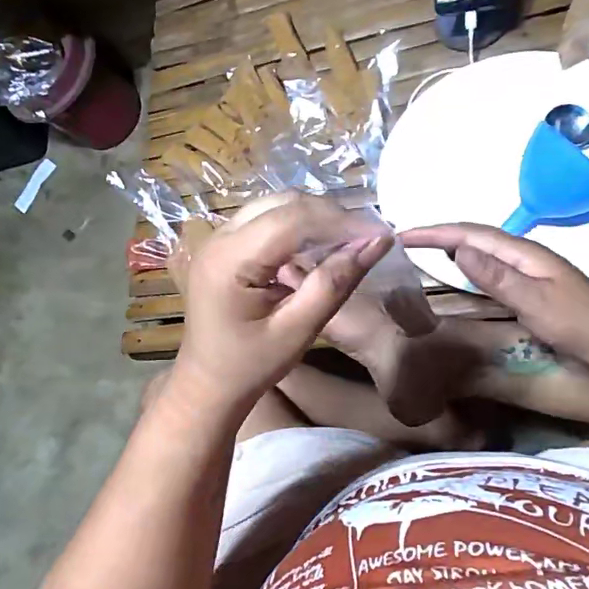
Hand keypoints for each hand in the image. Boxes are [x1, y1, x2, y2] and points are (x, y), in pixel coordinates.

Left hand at [177, 192, 392, 408]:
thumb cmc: (250, 365)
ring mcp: (220, 237)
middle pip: (285, 204)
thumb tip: (376, 243)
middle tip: (369, 237)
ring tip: (352, 239)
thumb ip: (334, 284)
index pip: (293, 219)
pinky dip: (302, 225)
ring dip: (318, 217)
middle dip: (331, 214)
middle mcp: (220, 238)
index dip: (341, 221)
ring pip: (278, 205)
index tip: (380, 234)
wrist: (208, 384)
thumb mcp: (298, 330)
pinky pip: (269, 219)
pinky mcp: (228, 244)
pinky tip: (324, 245)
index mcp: (229, 260)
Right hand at [400, 224, 588, 358]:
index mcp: (522, 252)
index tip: (403, 234)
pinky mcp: (528, 281)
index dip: (435, 232)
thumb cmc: (575, 322)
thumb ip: (496, 276)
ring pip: (481, 247)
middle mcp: (523, 253)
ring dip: (451, 243)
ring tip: (422, 247)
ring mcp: (527, 266)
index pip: (471, 233)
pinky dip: (466, 259)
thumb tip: (458, 248)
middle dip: (439, 233)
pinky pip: (489, 262)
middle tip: (405, 239)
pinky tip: (459, 267)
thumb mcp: (533, 300)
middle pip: (474, 235)